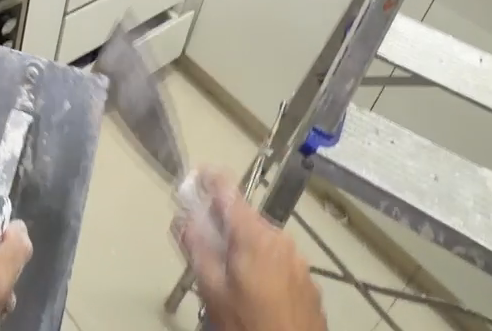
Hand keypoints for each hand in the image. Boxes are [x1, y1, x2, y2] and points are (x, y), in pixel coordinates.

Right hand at [173, 168, 324, 330]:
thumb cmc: (248, 324)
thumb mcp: (212, 290)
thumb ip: (196, 247)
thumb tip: (182, 217)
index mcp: (254, 234)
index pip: (227, 189)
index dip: (208, 178)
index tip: (194, 176)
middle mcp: (280, 238)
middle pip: (244, 218)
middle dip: (223, 225)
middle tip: (206, 246)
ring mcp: (299, 260)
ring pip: (262, 240)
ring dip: (244, 247)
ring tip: (230, 277)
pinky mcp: (309, 282)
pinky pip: (279, 261)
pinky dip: (264, 265)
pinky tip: (256, 292)